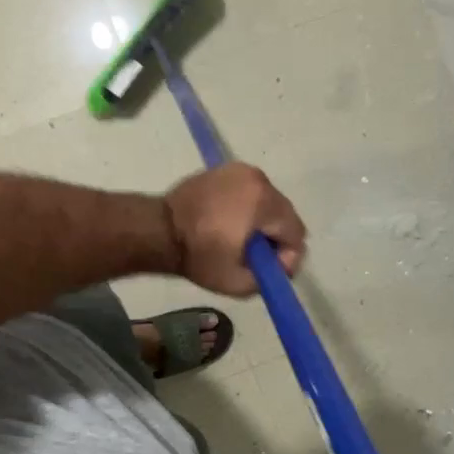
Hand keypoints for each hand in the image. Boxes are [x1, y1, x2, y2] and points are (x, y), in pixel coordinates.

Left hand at [162, 164, 307, 296]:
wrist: (158, 229)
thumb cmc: (199, 256)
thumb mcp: (238, 283)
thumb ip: (271, 278)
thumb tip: (282, 266)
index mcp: (265, 202)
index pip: (295, 232)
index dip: (288, 256)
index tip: (268, 269)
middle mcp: (258, 179)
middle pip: (284, 215)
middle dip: (275, 238)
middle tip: (255, 256)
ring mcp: (241, 170)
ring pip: (269, 202)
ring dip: (262, 222)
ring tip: (241, 239)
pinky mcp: (225, 170)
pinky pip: (250, 192)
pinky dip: (247, 208)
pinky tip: (230, 224)